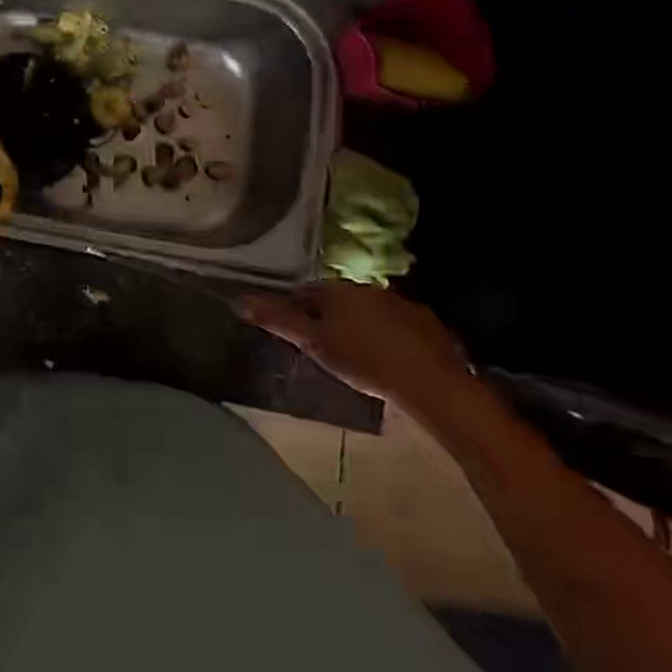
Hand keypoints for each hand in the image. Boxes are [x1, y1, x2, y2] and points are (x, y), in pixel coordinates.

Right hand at [236, 283, 473, 405]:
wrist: (429, 382)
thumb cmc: (362, 361)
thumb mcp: (314, 344)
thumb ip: (279, 321)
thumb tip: (241, 301)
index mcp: (337, 291)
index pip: (304, 293)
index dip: (293, 308)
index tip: (290, 329)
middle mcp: (367, 288)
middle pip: (336, 299)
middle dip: (325, 315)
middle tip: (317, 342)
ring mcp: (399, 303)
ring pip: (366, 310)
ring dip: (355, 324)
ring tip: (350, 351)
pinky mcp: (425, 322)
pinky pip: (395, 323)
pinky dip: (384, 334)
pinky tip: (384, 356)